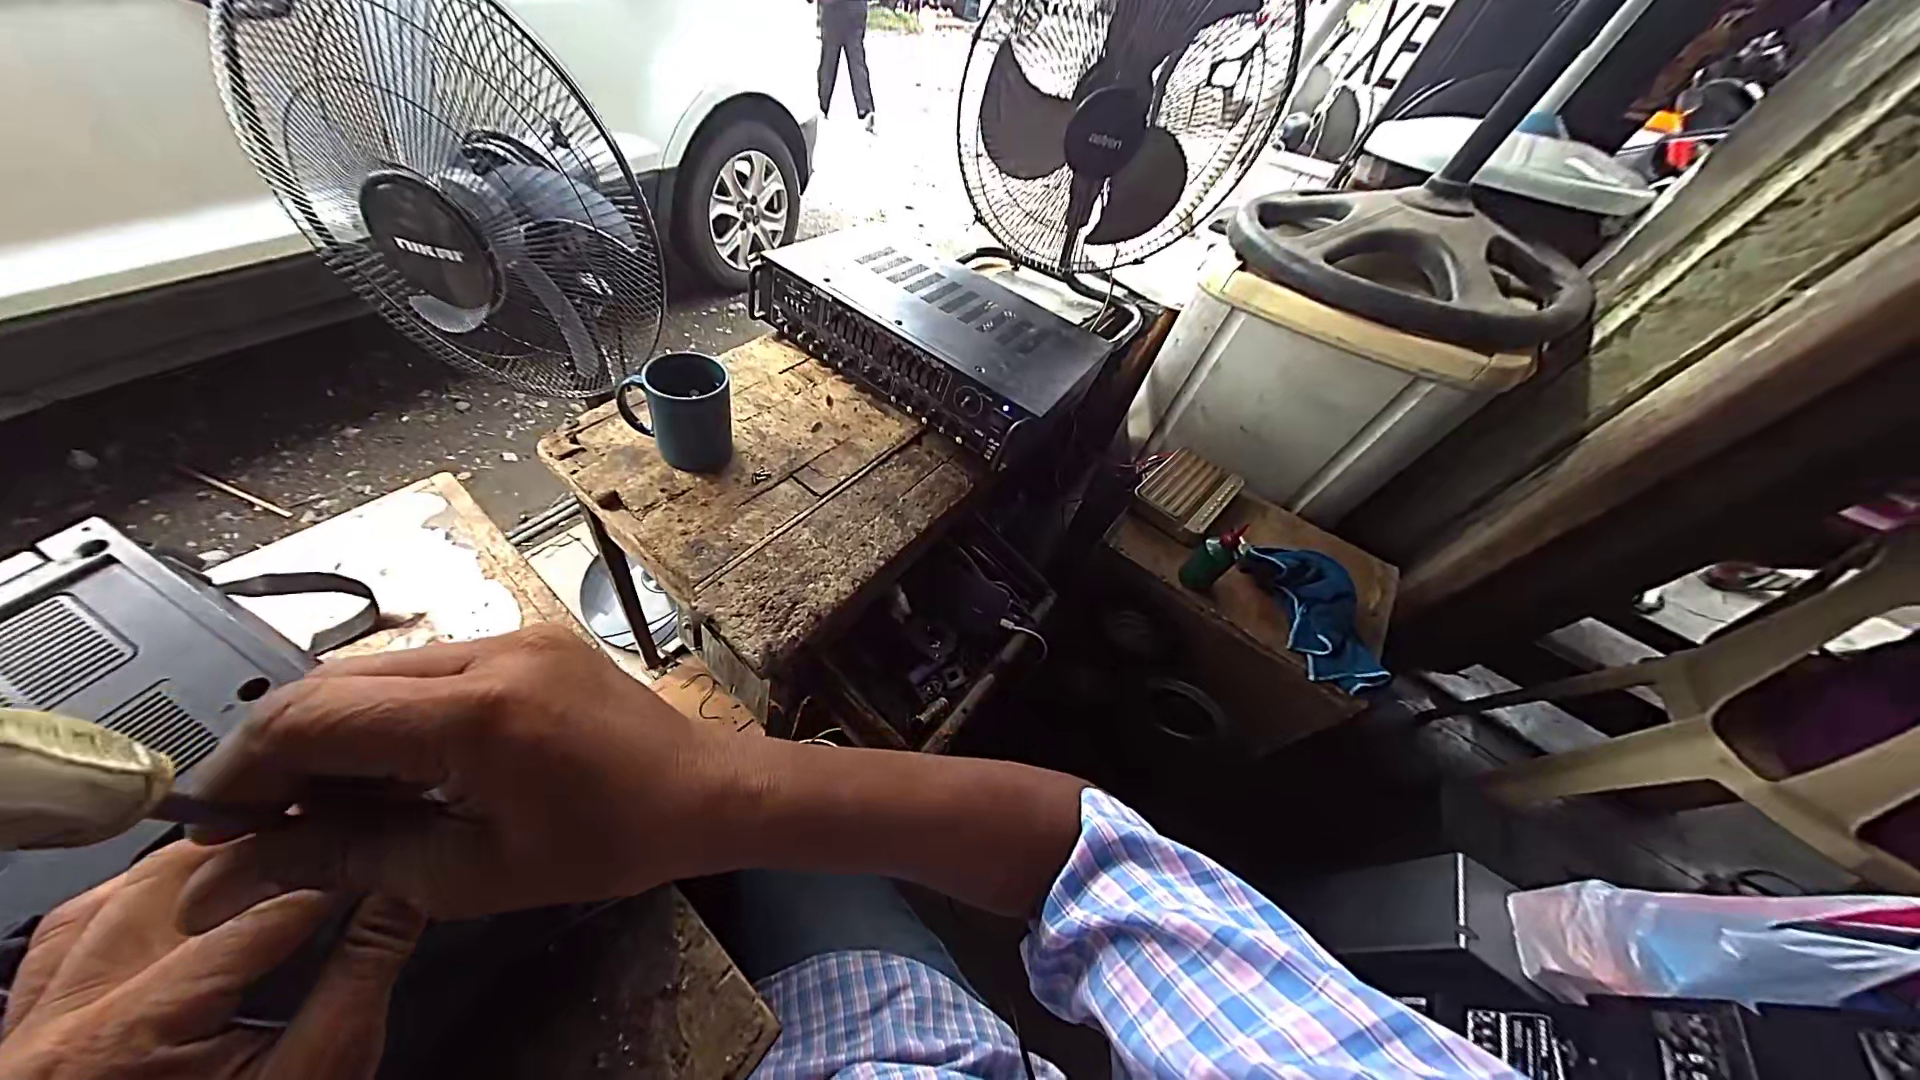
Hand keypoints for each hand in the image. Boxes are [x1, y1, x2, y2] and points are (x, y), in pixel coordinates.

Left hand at [0, 841, 420, 1079]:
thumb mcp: (323, 1070)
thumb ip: (366, 968)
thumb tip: (414, 882)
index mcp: (122, 1038)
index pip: (264, 906)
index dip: (345, 865)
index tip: (395, 840)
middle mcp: (48, 1029)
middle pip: (179, 883)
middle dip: (279, 846)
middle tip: (350, 833)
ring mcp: (19, 1036)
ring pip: (118, 896)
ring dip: (211, 860)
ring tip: (292, 850)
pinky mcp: (22, 1041)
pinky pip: (70, 935)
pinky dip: (143, 896)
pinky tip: (206, 886)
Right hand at [180, 625, 758, 928]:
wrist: (706, 788)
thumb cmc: (612, 837)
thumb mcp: (474, 869)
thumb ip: (350, 855)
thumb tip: (241, 863)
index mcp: (481, 708)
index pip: (309, 715)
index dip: (242, 770)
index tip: (220, 825)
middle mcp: (502, 650)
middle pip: (341, 680)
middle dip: (289, 748)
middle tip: (277, 820)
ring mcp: (528, 636)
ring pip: (390, 669)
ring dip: (348, 727)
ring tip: (350, 798)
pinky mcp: (544, 641)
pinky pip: (444, 666)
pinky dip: (405, 709)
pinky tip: (413, 762)